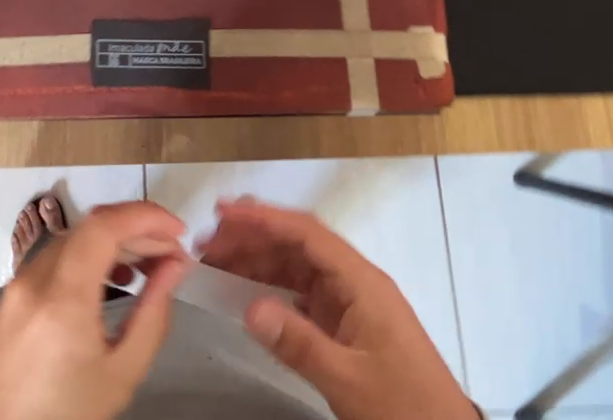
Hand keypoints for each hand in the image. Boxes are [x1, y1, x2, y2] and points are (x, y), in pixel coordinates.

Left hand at [0, 201, 188, 419]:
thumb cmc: (67, 415)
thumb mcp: (122, 373)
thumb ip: (152, 314)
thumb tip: (174, 266)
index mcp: (61, 299)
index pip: (103, 227)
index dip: (144, 216)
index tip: (176, 231)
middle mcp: (33, 279)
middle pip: (90, 229)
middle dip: (136, 231)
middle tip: (171, 254)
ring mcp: (16, 284)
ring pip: (72, 239)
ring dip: (113, 242)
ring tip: (147, 267)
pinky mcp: (10, 294)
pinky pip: (55, 258)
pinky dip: (88, 256)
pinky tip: (111, 277)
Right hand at [199, 197, 469, 419]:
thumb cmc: (404, 405)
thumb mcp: (349, 379)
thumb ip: (299, 343)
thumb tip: (249, 308)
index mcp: (362, 282)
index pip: (307, 234)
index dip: (265, 218)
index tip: (224, 212)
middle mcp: (355, 283)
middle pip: (298, 245)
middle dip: (253, 237)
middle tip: (208, 240)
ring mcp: (351, 303)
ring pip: (297, 267)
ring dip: (258, 260)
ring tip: (216, 261)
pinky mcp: (346, 325)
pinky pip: (302, 293)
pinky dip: (271, 287)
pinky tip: (246, 292)